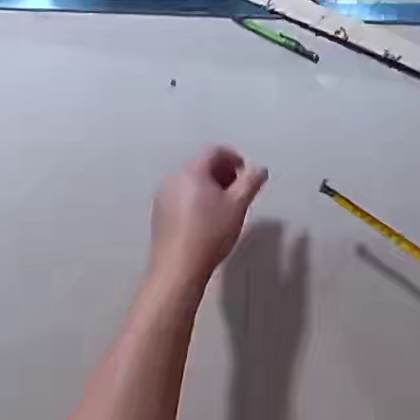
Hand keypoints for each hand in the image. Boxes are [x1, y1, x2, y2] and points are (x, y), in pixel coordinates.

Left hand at [147, 146, 267, 286]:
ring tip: (227, 206)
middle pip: (202, 165)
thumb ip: (251, 182)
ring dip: (211, 187)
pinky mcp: (160, 215)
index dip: (234, 157)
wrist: (178, 268)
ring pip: (192, 182)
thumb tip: (258, 170)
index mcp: (191, 173)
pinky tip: (209, 219)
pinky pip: (182, 197)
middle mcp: (173, 180)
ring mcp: (163, 198)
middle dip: (224, 173)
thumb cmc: (207, 236)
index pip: (213, 151)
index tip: (246, 171)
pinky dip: (197, 199)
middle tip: (240, 188)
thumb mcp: (238, 205)